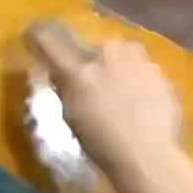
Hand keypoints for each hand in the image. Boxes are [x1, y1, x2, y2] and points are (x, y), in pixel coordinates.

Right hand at [26, 21, 184, 185]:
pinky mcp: (160, 71)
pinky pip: (141, 67)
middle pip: (92, 47)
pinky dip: (136, 79)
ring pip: (120, 53)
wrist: (148, 156)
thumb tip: (60, 72)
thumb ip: (64, 87)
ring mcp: (138, 60)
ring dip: (115, 66)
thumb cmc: (100, 143)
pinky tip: (138, 101)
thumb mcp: (70, 115)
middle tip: (91, 82)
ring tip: (118, 91)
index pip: (49, 41)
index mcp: (78, 69)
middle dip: (89, 60)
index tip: (32, 36)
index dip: (37, 37)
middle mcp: (107, 55)